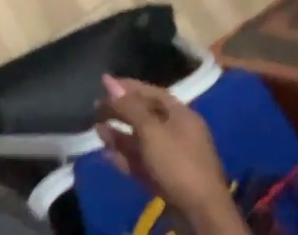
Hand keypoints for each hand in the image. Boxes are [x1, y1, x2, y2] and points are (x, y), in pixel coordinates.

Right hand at [96, 75, 245, 233]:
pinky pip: (142, 162)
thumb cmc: (177, 164)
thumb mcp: (151, 130)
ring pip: (141, 141)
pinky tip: (107, 154)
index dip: (128, 87)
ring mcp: (173, 159)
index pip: (152, 93)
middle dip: (120, 111)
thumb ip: (129, 106)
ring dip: (119, 135)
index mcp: (182, 116)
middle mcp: (179, 134)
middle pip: (145, 116)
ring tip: (97, 130)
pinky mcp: (166, 180)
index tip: (103, 84)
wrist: (201, 216)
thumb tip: (109, 81)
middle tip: (96, 109)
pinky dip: (125, 157)